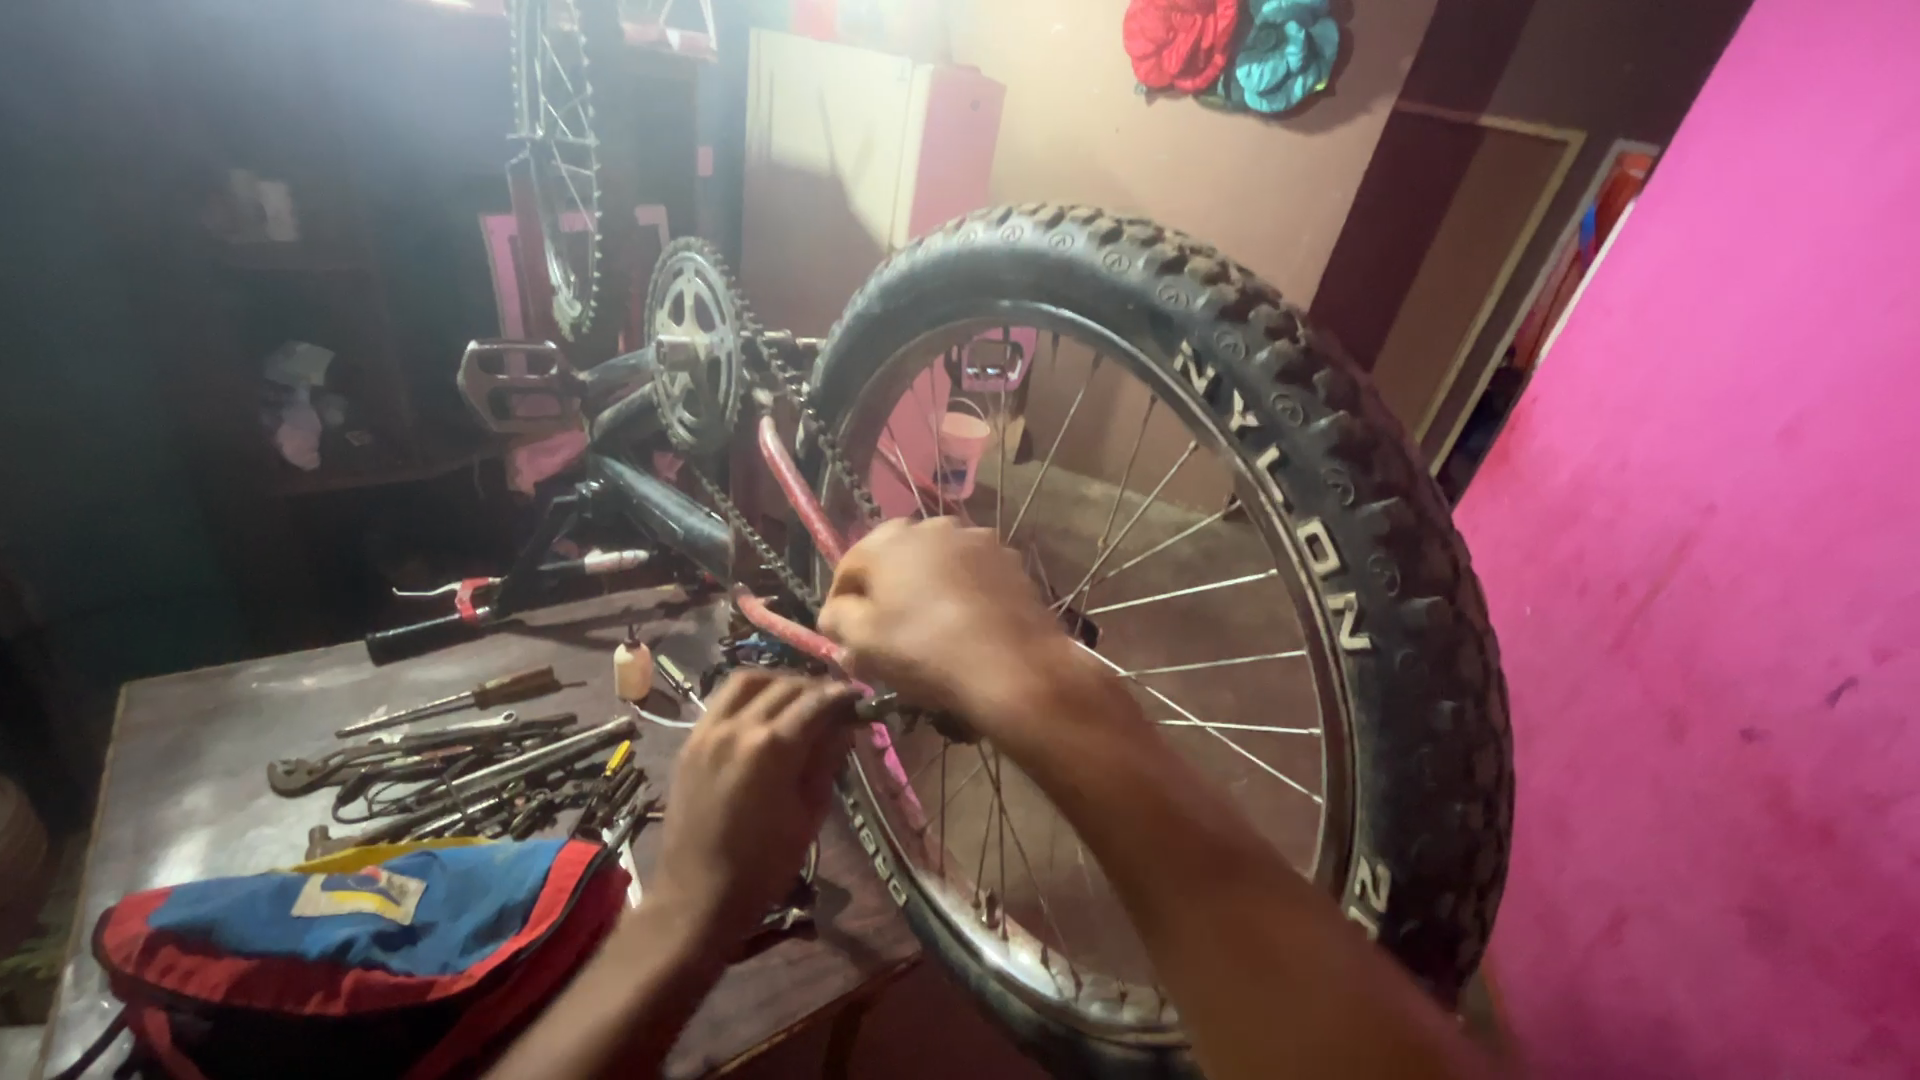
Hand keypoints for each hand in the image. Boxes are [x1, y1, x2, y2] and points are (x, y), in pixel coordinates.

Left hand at [650, 670, 857, 948]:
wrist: (696, 898)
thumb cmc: (763, 867)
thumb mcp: (809, 814)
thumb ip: (826, 761)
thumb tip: (844, 726)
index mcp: (772, 749)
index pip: (816, 702)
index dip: (842, 696)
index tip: (859, 697)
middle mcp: (738, 728)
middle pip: (785, 686)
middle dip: (815, 687)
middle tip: (835, 702)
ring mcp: (708, 731)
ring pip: (748, 680)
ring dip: (778, 681)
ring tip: (798, 699)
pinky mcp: (690, 741)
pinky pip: (722, 700)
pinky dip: (749, 695)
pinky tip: (764, 712)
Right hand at [818, 518, 1097, 739]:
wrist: (1012, 665)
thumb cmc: (925, 651)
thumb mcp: (863, 643)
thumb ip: (837, 620)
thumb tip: (835, 613)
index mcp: (887, 540)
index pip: (849, 567)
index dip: (839, 603)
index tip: (841, 635)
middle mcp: (931, 527)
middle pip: (895, 559)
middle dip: (886, 590)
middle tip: (884, 629)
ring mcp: (975, 539)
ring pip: (937, 563)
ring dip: (926, 586)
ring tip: (928, 625)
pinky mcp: (1009, 559)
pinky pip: (972, 573)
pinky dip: (962, 591)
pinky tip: (965, 622)